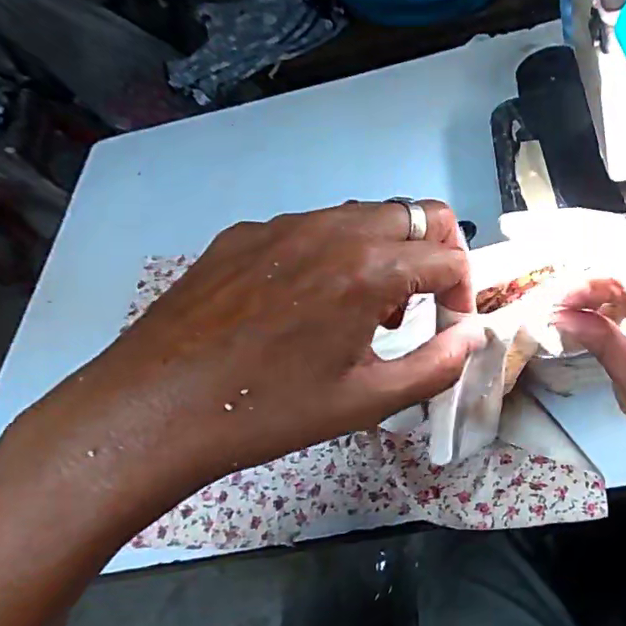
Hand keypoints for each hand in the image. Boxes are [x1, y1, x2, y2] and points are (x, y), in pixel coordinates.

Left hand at [6, 200, 482, 531]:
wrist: (156, 408)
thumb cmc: (270, 411)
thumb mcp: (364, 402)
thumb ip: (434, 366)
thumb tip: (470, 337)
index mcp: (367, 268)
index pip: (448, 255)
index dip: (461, 292)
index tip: (448, 327)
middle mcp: (330, 229)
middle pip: (414, 214)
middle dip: (432, 256)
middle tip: (416, 308)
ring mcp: (282, 224)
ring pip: (362, 215)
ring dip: (385, 252)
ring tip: (362, 311)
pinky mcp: (243, 233)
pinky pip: (310, 228)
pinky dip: (332, 253)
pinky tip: (302, 305)